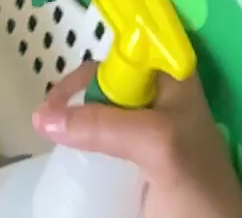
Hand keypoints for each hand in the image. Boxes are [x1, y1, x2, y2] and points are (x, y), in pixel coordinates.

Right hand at [32, 63, 241, 217]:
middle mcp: (158, 97)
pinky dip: (78, 137)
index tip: (58, 93)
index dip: (91, 65)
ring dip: (71, 115)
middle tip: (45, 117)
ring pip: (99, 108)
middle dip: (73, 91)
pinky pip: (100, 137)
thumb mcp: (158, 146)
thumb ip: (106, 126)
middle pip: (106, 79)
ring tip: (45, 129)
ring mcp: (147, 130)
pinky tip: (62, 144)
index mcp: (172, 79)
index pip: (125, 51)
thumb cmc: (199, 190)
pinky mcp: (136, 159)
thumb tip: (43, 118)